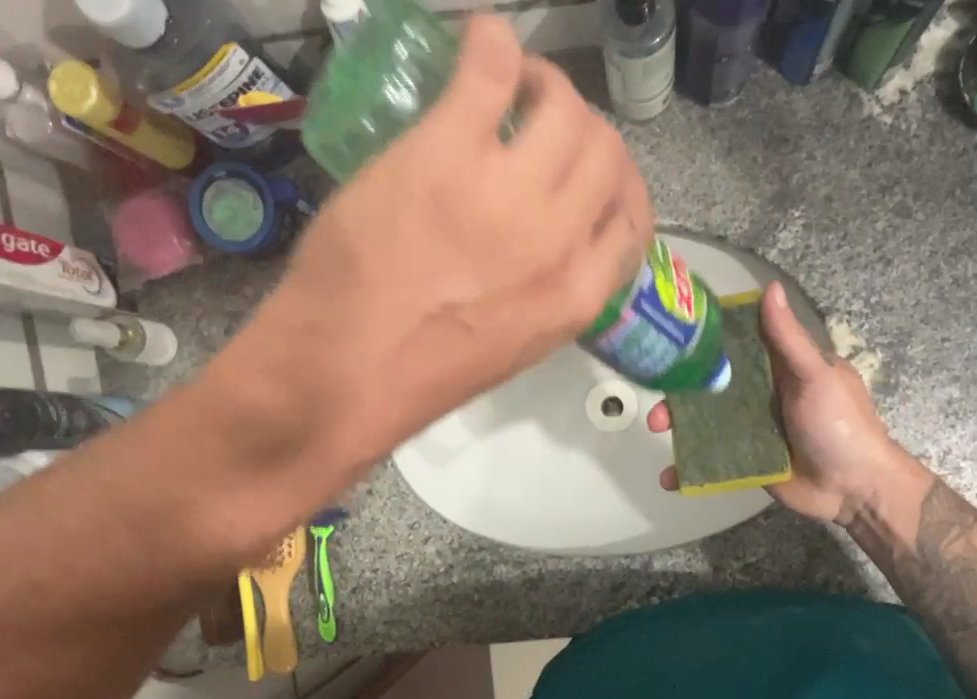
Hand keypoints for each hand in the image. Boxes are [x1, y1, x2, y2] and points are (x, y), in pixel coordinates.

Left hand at [212, 16, 653, 464]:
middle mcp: (561, 242)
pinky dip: (492, 45)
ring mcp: (510, 195)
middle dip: (582, 130)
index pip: (630, 220)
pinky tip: (478, 46)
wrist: (346, 376)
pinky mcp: (449, 154)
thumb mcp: (513, 347)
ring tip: (512, 88)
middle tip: (539, 122)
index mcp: (578, 298)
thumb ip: (545, 294)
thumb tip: (545, 248)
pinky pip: (493, 70)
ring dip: (546, 84)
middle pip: (607, 154)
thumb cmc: (419, 375)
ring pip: (567, 109)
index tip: (582, 177)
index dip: (613, 187)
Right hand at [647, 283, 916, 525]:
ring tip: (657, 431)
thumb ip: (789, 339)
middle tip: (657, 396)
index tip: (669, 338)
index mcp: (778, 367)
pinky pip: (712, 461)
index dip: (703, 342)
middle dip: (680, 392)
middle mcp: (760, 395)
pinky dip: (689, 469)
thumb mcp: (816, 376)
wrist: (855, 488)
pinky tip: (670, 477)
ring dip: (678, 426)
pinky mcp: (747, 463)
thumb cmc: (841, 424)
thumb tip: (769, 287)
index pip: (735, 346)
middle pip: (710, 387)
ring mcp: (752, 431)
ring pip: (705, 423)